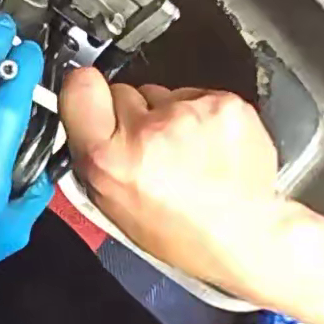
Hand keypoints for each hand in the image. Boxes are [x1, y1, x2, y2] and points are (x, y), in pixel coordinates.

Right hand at [58, 68, 297, 302]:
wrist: (243, 235)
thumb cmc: (180, 232)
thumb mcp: (112, 207)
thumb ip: (93, 157)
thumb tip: (83, 120)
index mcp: (110, 159)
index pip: (80, 88)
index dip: (85, 91)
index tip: (93, 100)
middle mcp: (147, 131)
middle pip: (123, 90)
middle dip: (132, 115)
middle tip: (150, 151)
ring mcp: (189, 114)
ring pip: (164, 95)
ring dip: (170, 117)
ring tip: (185, 155)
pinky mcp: (224, 104)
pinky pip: (199, 97)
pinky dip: (202, 117)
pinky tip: (208, 148)